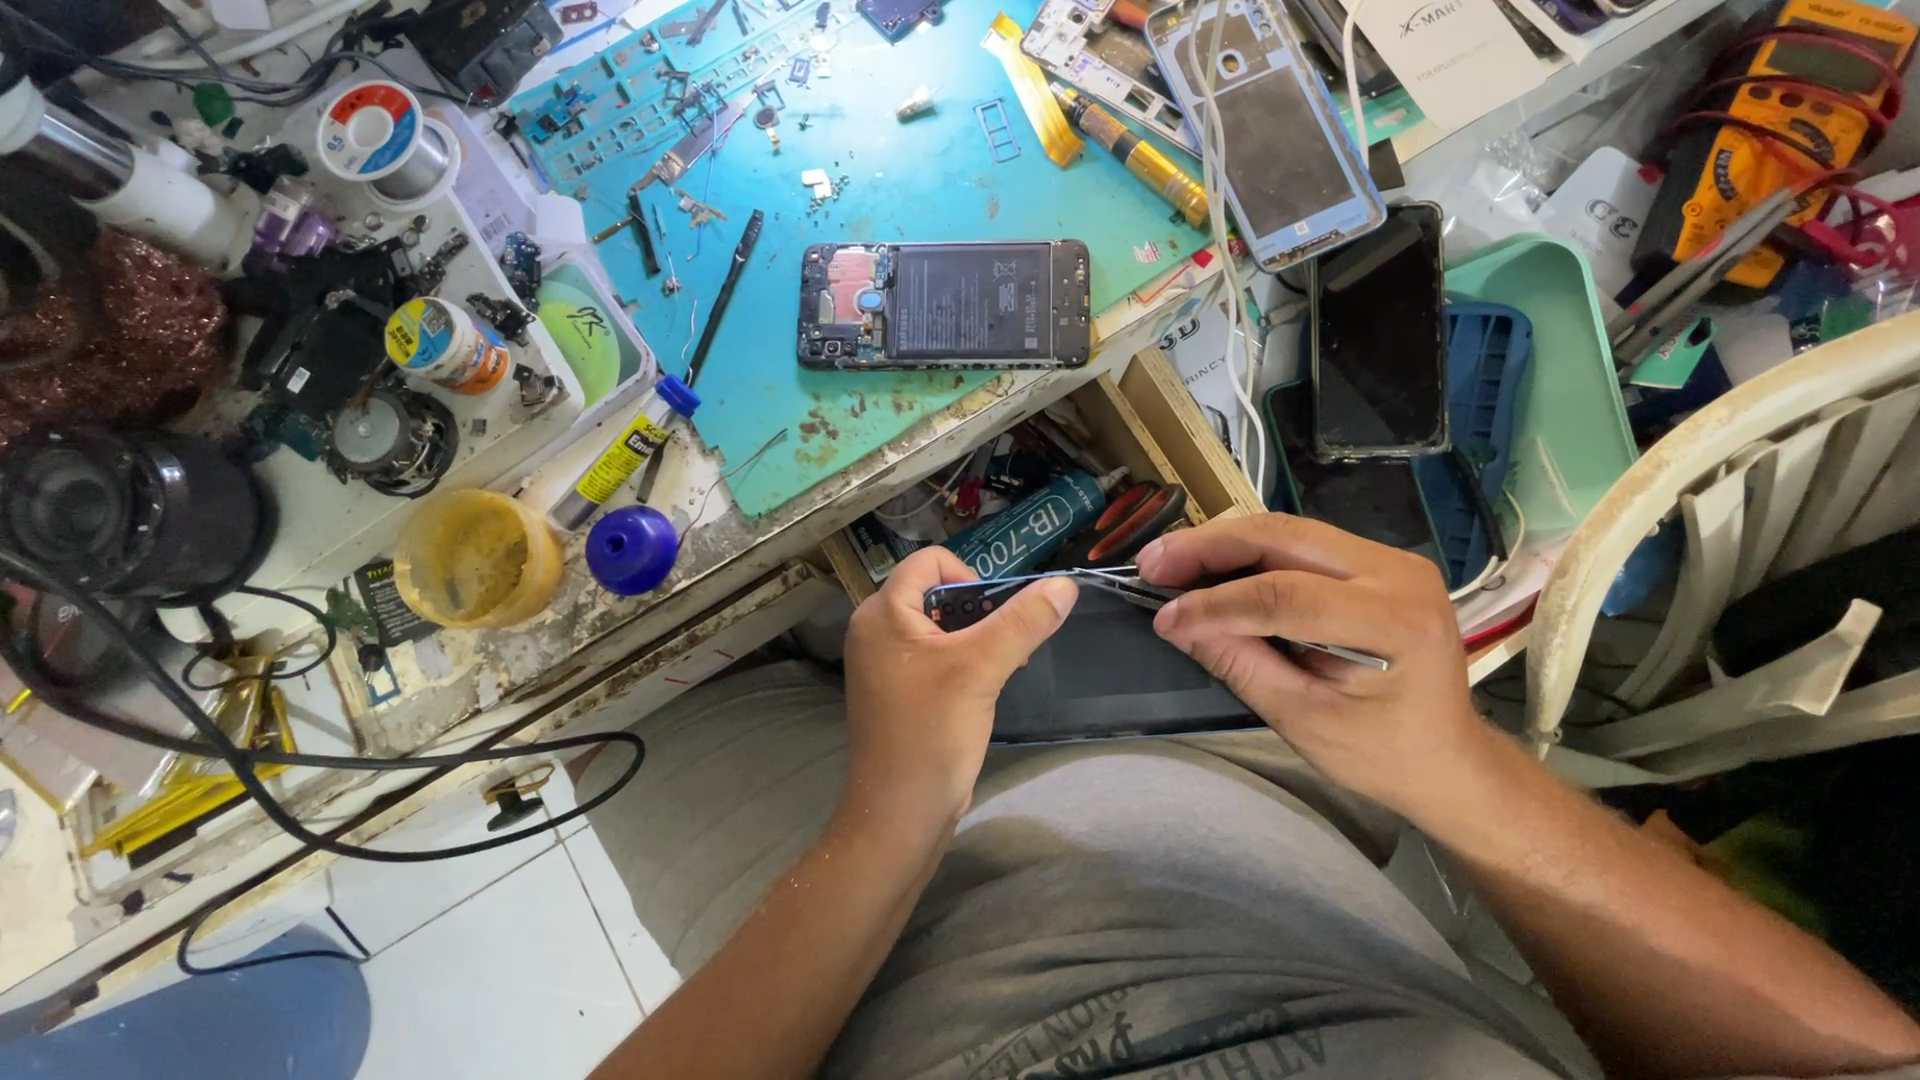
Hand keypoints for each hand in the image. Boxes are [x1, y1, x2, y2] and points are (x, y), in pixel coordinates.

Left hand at [841, 547, 1078, 827]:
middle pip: (938, 591)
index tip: (998, 615)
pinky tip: (988, 687)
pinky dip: (965, 661)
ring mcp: (886, 662)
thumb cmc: (931, 733)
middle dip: (981, 610)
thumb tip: (1065, 584)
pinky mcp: (899, 690)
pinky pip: (936, 655)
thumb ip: (1022, 622)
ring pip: (942, 626)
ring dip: (979, 637)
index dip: (971, 575)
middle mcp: (877, 629)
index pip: (930, 561)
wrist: (899, 814)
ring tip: (1006, 667)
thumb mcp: (980, 669)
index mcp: (882, 612)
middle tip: (1009, 643)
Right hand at [1137, 513, 1489, 814]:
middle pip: (1283, 537)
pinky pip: (1297, 542)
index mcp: (1394, 621)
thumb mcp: (1301, 718)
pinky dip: (1246, 552)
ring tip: (1167, 561)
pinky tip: (1207, 565)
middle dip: (1208, 547)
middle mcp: (1397, 572)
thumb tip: (1174, 622)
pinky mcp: (1373, 561)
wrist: (1446, 757)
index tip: (1162, 619)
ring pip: (1286, 530)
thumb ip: (1239, 662)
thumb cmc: (1380, 753)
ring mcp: (1389, 559)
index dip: (1215, 603)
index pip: (1285, 594)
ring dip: (1221, 543)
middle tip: (1150, 563)